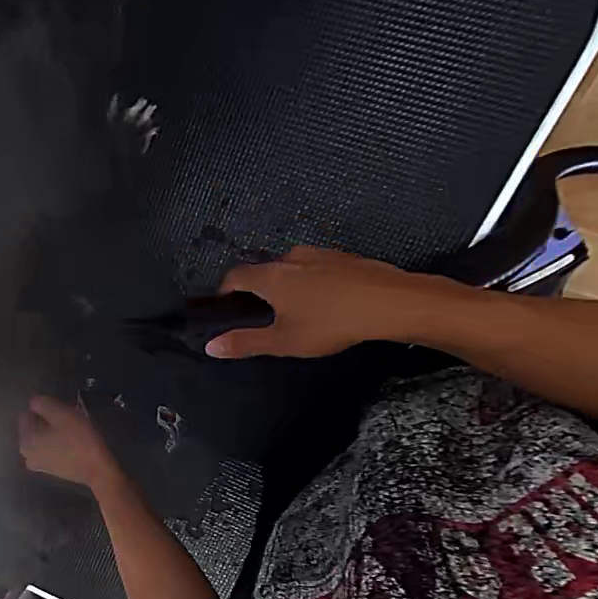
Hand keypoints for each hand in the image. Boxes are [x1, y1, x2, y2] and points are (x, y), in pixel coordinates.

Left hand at [17, 395, 121, 490]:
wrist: (98, 470)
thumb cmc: (80, 440)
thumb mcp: (62, 414)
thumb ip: (43, 404)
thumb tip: (33, 402)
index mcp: (25, 440)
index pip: (27, 414)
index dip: (44, 408)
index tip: (61, 410)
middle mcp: (26, 454)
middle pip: (34, 427)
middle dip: (48, 420)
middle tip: (68, 420)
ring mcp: (38, 464)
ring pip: (43, 438)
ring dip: (54, 432)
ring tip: (72, 431)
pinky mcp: (51, 470)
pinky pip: (49, 449)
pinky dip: (57, 444)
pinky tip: (72, 444)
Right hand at [205, 245, 471, 358]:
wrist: (386, 302)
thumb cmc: (331, 323)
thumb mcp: (284, 341)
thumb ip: (246, 343)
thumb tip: (211, 346)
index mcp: (272, 276)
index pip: (235, 276)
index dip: (226, 291)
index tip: (226, 305)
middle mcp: (291, 257)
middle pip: (264, 271)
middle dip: (259, 290)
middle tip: (265, 316)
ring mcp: (319, 253)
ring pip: (292, 267)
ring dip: (287, 285)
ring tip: (298, 312)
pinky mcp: (342, 256)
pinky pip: (316, 267)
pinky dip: (312, 282)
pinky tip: (326, 303)